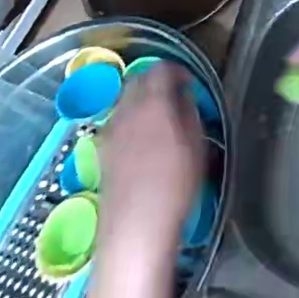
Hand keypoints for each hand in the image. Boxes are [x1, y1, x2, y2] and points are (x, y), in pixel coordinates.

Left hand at [95, 65, 205, 271]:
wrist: (135, 228)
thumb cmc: (175, 188)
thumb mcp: (197, 148)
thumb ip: (190, 114)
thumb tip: (186, 97)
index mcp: (153, 103)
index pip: (160, 70)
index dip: (177, 70)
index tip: (189, 81)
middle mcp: (127, 110)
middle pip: (137, 80)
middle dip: (156, 80)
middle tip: (175, 94)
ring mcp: (110, 129)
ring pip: (124, 100)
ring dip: (141, 99)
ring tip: (160, 116)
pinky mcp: (101, 150)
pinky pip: (117, 121)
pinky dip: (130, 119)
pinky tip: (142, 139)